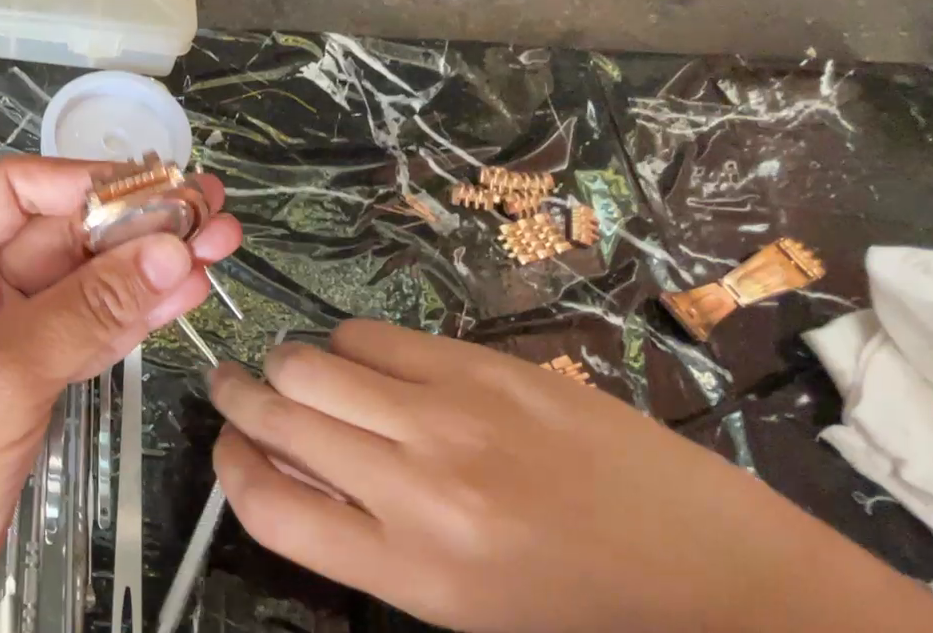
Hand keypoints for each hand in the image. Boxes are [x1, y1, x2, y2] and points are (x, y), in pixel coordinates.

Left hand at [0, 155, 240, 632]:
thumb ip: (89, 310)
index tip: (151, 184)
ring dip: (147, 265)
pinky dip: (136, 313)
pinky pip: (90, 328)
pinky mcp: (33, 372)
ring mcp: (6, 330)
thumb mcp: (5, 374)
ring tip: (217, 244)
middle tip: (207, 210)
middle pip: (60, 234)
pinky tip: (185, 293)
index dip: (81, 181)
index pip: (11, 191)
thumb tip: (170, 252)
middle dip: (133, 223)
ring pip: (85, 282)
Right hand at [210, 320, 932, 632]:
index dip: (227, 467)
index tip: (228, 446)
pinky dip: (345, 347)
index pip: (266, 505)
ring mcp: (448, 414)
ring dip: (285, 366)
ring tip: (298, 374)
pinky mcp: (479, 363)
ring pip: (306, 360)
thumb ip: (350, 527)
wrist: (706, 564)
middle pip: (274, 415)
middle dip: (235, 397)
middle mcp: (416, 486)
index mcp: (407, 567)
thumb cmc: (564, 599)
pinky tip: (366, 364)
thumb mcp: (445, 595)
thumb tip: (275, 451)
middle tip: (231, 387)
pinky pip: (365, 334)